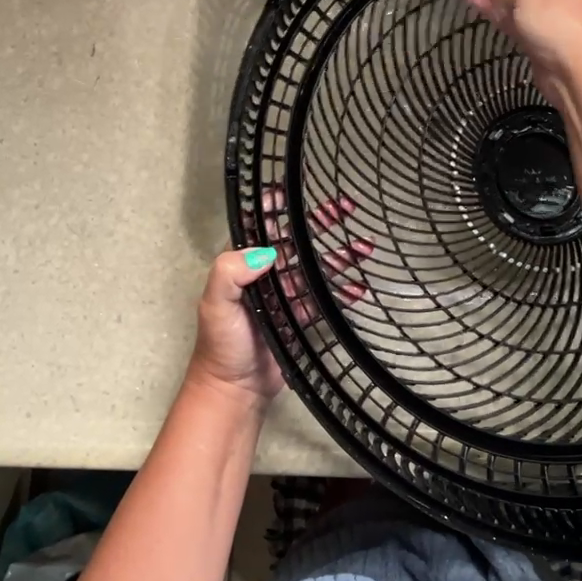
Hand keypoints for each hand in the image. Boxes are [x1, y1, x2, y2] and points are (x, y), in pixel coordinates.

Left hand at [191, 187, 373, 407]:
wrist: (234, 390)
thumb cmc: (221, 344)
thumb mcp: (216, 304)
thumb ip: (231, 273)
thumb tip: (266, 252)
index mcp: (242, 263)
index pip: (261, 225)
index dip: (278, 205)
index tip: (299, 190)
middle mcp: (265, 273)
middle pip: (296, 239)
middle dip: (320, 222)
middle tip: (345, 207)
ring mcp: (285, 294)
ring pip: (316, 266)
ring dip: (339, 254)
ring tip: (365, 245)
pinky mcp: (299, 316)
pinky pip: (324, 298)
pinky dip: (343, 290)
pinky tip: (360, 286)